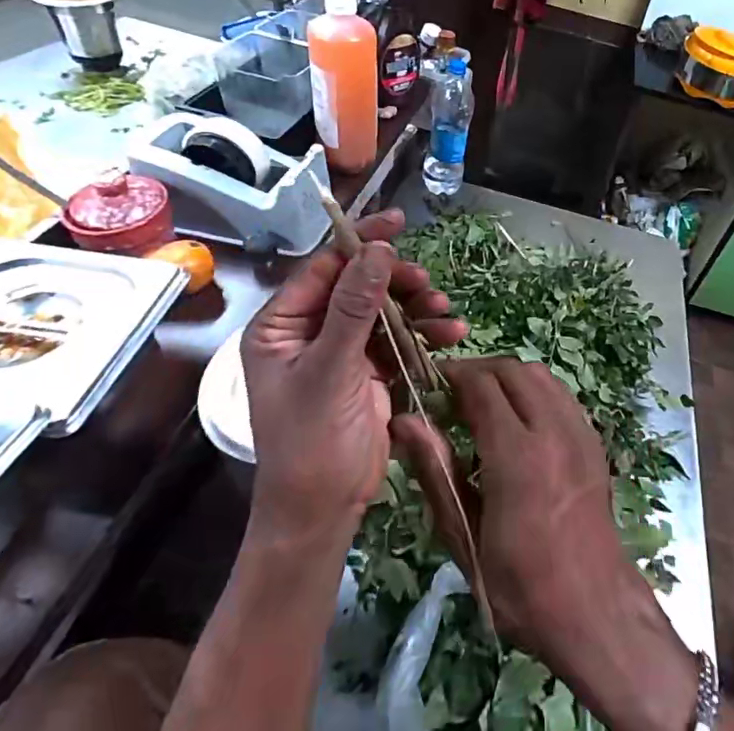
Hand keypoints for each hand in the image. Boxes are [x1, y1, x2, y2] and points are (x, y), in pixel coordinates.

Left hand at [242, 209, 465, 539]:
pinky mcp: (369, 371)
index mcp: (282, 325)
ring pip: (385, 311)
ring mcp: (342, 351)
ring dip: (417, 309)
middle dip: (397, 283)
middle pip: (360, 286)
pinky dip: (424, 335)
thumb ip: (354, 309)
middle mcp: (310, 331)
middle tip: (427, 286)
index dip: (360, 243)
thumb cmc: (311, 441)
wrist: (322, 510)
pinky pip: (399, 339)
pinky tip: (451, 335)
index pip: (324, 269)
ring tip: (445, 314)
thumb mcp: (331, 370)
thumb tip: (378, 250)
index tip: (397, 222)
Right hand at [393, 358, 700, 730]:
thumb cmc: (520, 586)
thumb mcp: (464, 537)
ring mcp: (580, 433)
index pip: (481, 386)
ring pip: (541, 375)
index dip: (451, 376)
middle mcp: (553, 431)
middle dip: (478, 372)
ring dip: (508, 377)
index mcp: (517, 455)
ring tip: (483, 403)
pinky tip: (519, 420)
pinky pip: (561, 395)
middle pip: (512, 370)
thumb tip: (405, 421)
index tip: (428, 385)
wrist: (593, 610)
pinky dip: (535, 391)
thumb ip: (435, 471)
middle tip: (451, 395)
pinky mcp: (594, 442)